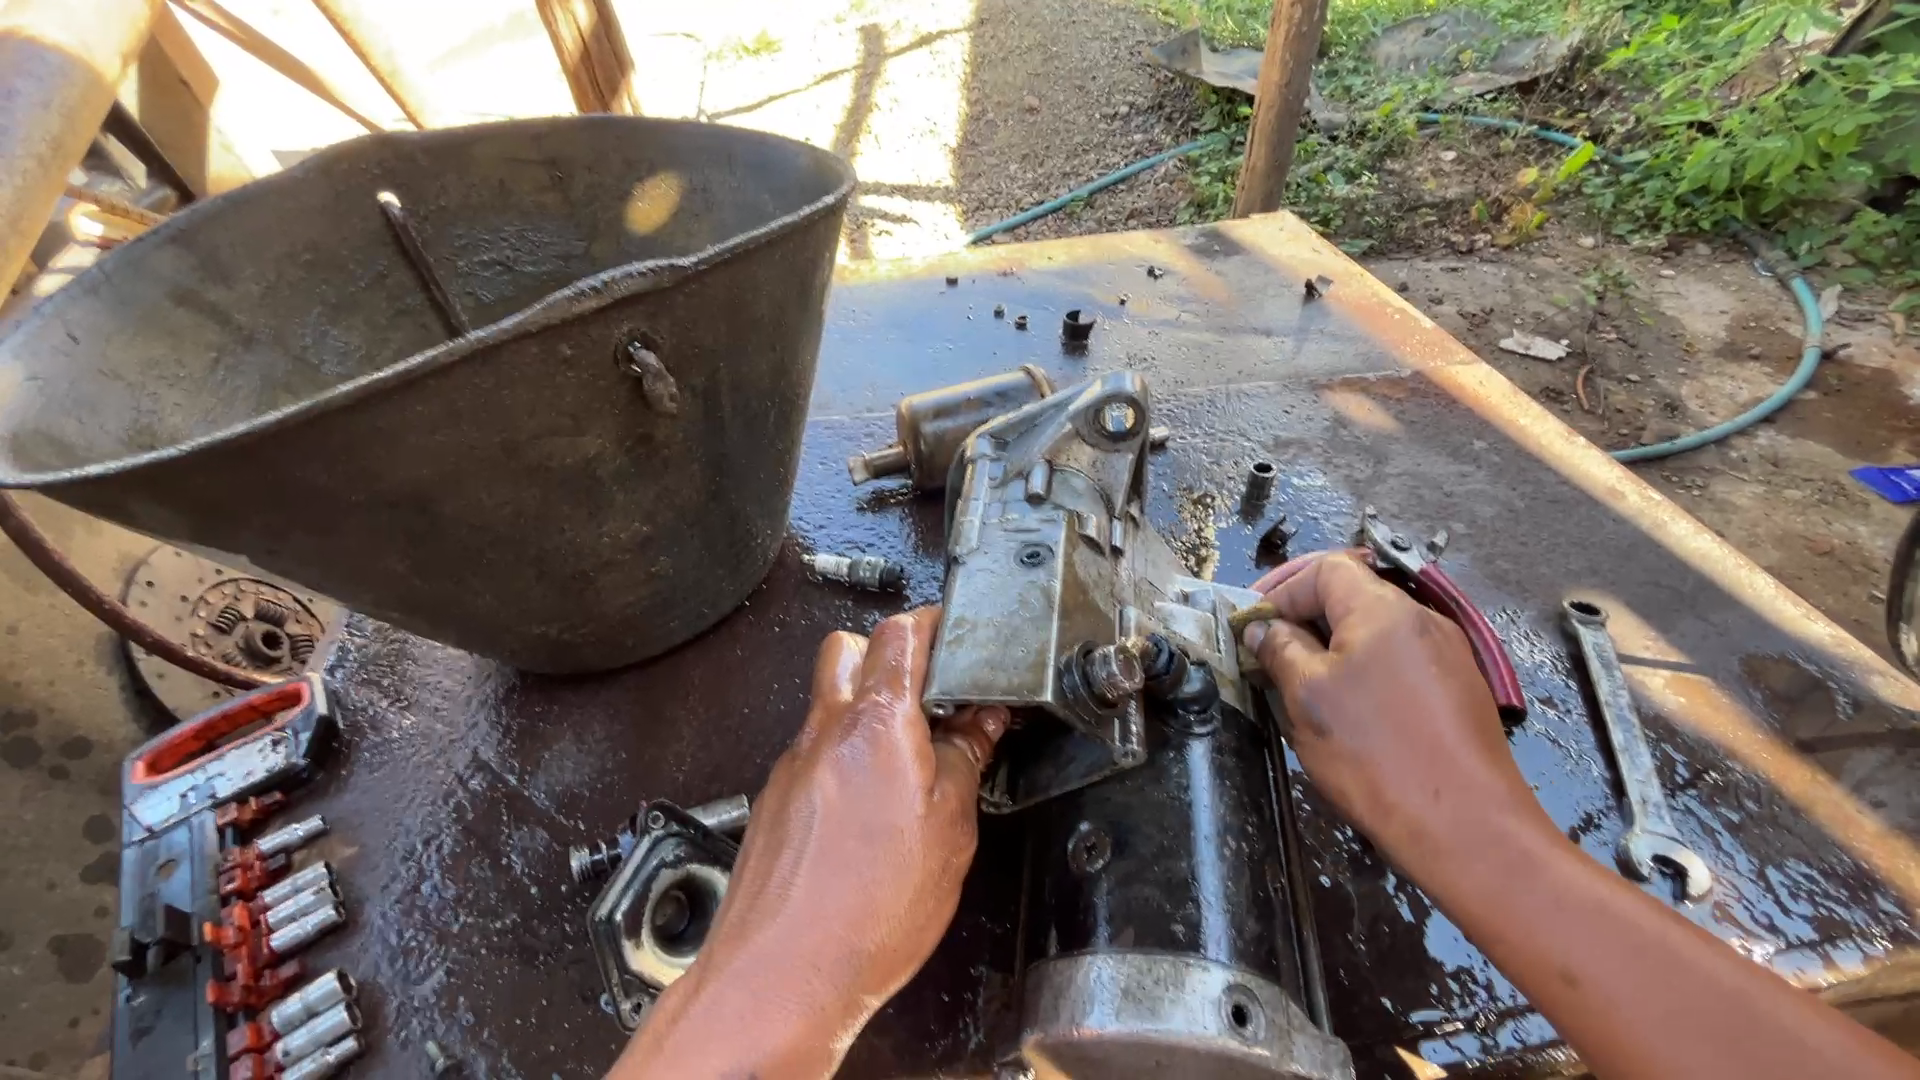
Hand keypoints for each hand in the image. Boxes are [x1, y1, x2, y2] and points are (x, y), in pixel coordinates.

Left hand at [615, 607, 1009, 1078]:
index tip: (954, 634)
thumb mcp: (948, 830)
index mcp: (875, 724)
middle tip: (928, 687)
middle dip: (887, 652)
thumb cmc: (865, 910)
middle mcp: (825, 730)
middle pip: (846, 649)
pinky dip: (846, 750)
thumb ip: (965, 760)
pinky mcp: (778, 796)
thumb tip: (982, 721)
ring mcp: (794, 762)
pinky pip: (815, 746)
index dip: (931, 623)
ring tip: (911, 751)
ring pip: (827, 698)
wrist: (780, 976)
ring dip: (867, 705)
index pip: (899, 635)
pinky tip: (874, 801)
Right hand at [1241, 551, 1553, 868]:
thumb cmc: (1375, 753)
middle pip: (1350, 594)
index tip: (1252, 624)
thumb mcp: (1308, 695)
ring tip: (1294, 682)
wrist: (1467, 829)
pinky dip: (1357, 669)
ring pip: (1371, 631)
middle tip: (1265, 651)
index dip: (1281, 587)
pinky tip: (1340, 707)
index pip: (1325, 568)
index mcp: (1385, 610)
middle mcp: (1421, 621)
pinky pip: (1393, 660)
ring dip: (1326, 645)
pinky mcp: (1454, 691)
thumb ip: (1280, 649)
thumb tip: (1262, 628)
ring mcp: (1444, 656)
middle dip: (1300, 616)